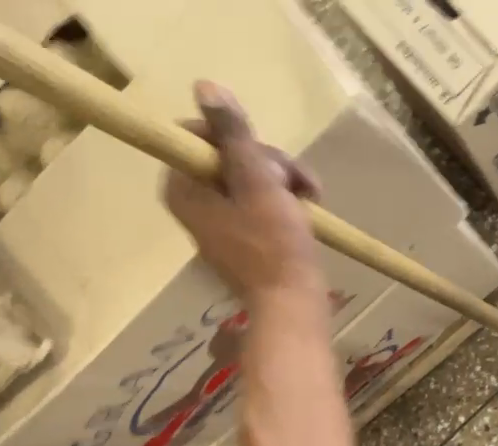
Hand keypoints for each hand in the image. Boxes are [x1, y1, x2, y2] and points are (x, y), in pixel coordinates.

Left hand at [165, 81, 323, 302]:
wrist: (292, 308)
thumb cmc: (276, 247)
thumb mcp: (259, 182)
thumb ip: (234, 136)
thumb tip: (205, 86)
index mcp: (184, 187)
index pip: (203, 136)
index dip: (243, 140)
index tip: (273, 163)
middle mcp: (192, 202)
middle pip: (230, 157)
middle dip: (272, 165)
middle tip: (303, 186)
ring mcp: (217, 224)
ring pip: (249, 181)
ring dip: (283, 184)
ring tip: (312, 200)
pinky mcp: (242, 242)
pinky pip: (258, 207)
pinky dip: (282, 206)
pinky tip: (305, 216)